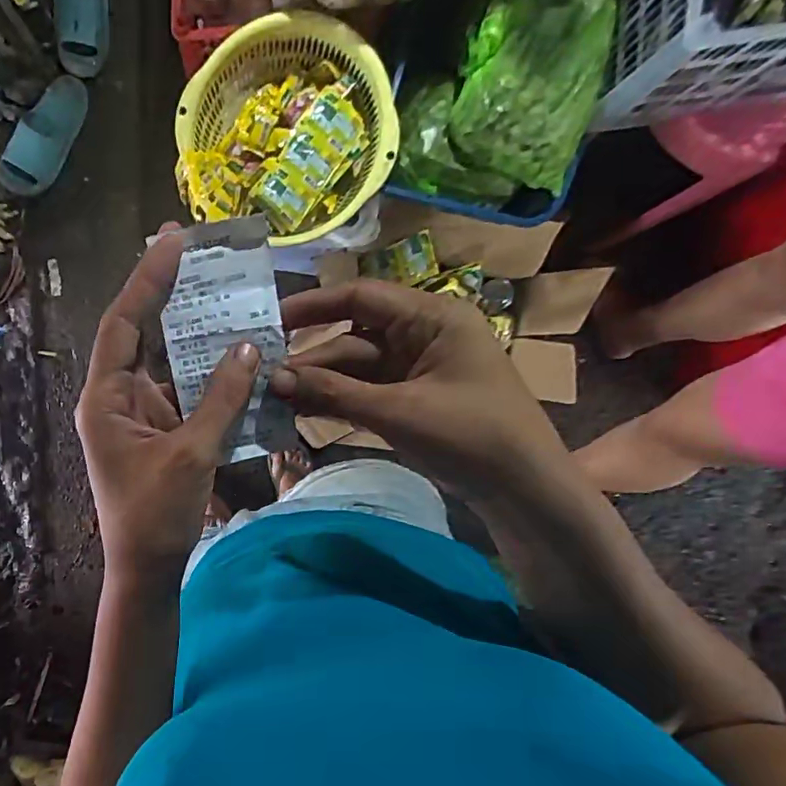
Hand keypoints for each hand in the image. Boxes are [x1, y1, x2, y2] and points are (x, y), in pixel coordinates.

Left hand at [76, 232, 259, 578]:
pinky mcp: (159, 436)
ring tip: (229, 300)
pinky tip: (238, 362)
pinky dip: (209, 380)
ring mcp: (138, 418)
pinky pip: (185, 395)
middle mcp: (117, 400)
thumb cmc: (157, 515)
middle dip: (168, 296)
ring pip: (168, 365)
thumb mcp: (193, 453)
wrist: (148, 569)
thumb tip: (248, 348)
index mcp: (106, 399)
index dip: (148, 279)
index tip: (173, 240)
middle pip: (142, 335)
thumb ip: (221, 399)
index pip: (124, 323)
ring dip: (196, 339)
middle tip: (198, 252)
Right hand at [270, 280, 570, 501]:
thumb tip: (276, 379)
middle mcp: (423, 336)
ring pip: (358, 370)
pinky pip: (368, 394)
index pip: (362, 298)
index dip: (313, 307)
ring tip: (275, 398)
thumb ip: (335, 393)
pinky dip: (340, 402)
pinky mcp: (414, 402)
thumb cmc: (469, 435)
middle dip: (312, 359)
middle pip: (354, 338)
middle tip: (264, 377)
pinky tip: (303, 411)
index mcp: (431, 317)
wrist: (521, 487)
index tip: (270, 322)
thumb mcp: (398, 411)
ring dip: (321, 384)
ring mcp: (418, 371)